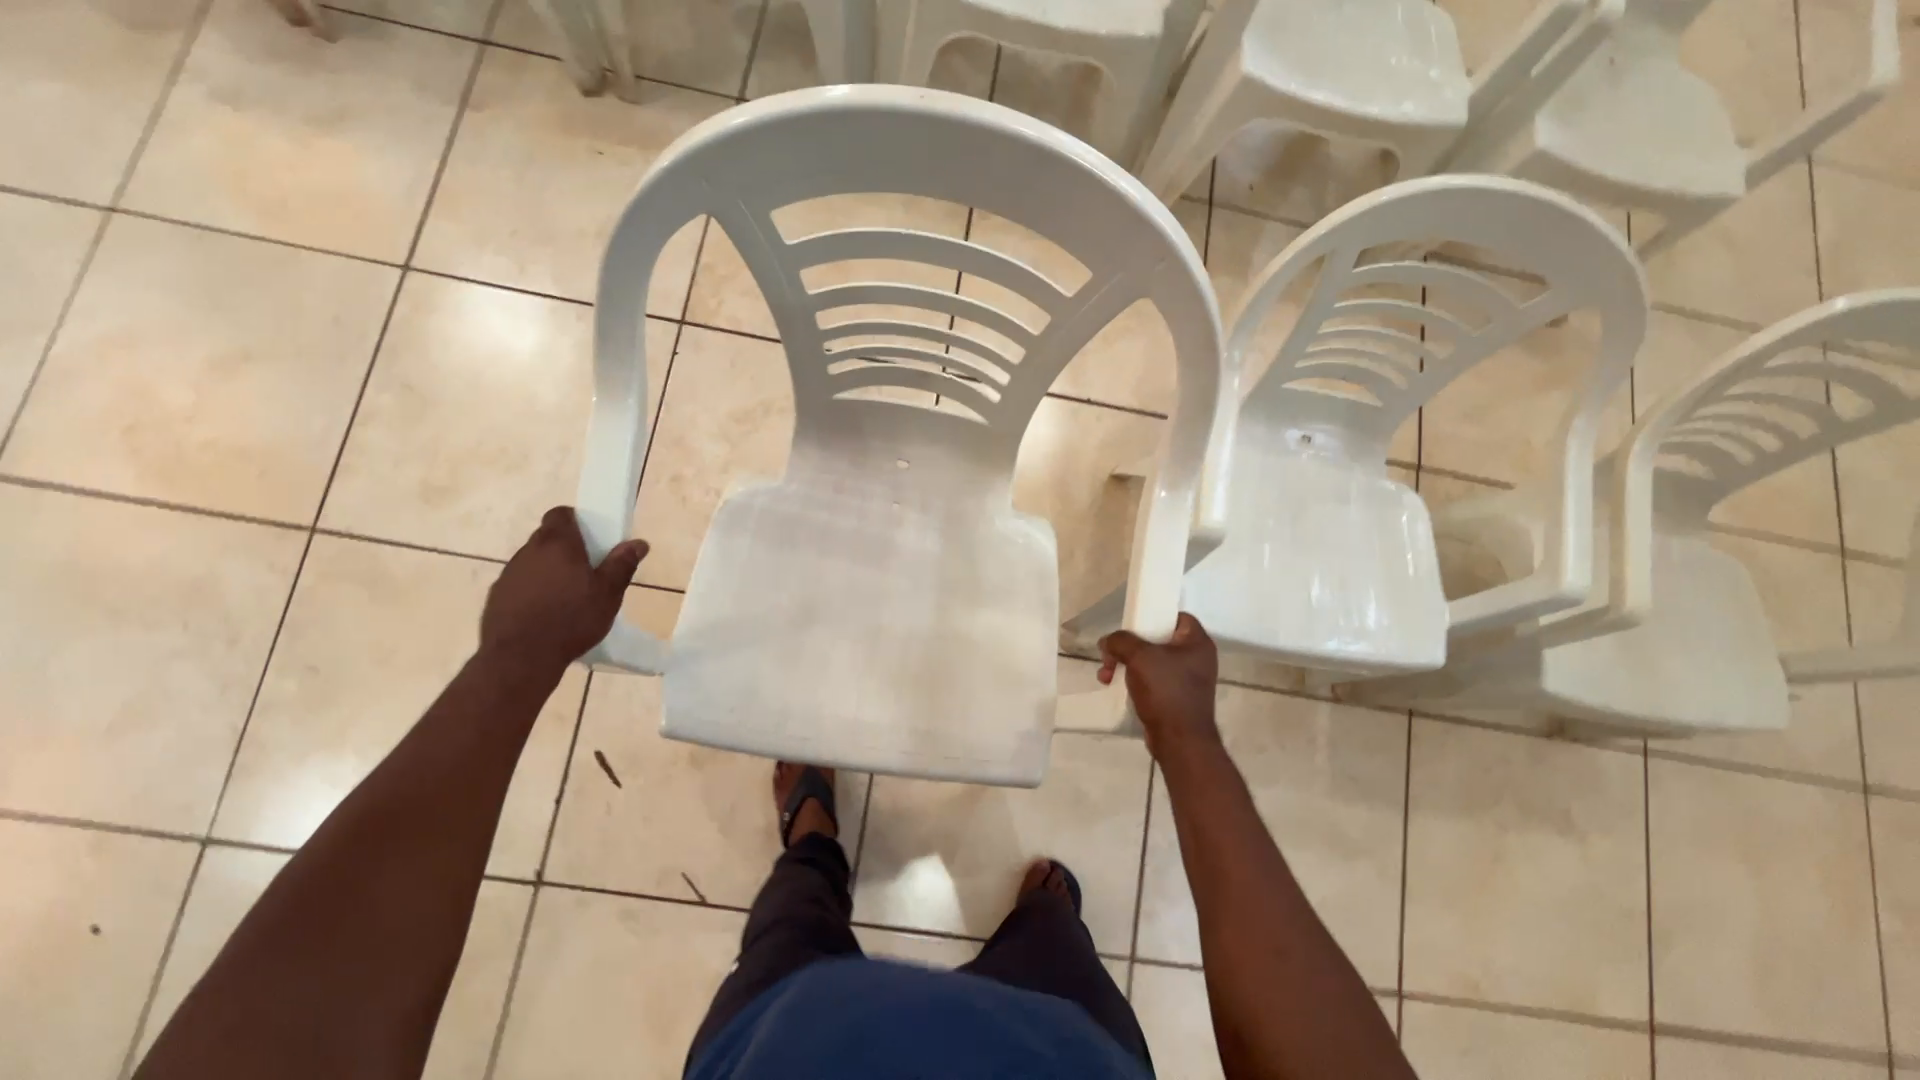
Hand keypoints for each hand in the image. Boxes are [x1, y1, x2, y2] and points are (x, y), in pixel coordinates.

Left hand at [481, 507, 647, 673]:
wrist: (521, 657)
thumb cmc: (571, 620)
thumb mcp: (608, 594)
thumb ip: (622, 565)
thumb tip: (639, 543)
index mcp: (557, 544)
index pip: (561, 514)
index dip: (576, 521)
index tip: (591, 539)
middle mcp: (528, 551)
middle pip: (547, 538)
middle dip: (566, 549)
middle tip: (587, 572)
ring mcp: (508, 574)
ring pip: (533, 562)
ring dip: (549, 571)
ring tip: (567, 598)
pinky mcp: (497, 596)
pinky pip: (520, 584)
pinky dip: (534, 592)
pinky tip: (547, 615)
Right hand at [1098, 613, 1221, 762]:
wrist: (1179, 740)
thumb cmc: (1166, 692)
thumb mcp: (1140, 657)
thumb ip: (1121, 641)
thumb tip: (1107, 642)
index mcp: (1197, 642)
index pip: (1176, 616)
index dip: (1153, 615)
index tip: (1132, 624)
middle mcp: (1196, 658)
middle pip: (1158, 639)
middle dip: (1129, 646)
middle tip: (1111, 654)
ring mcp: (1187, 680)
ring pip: (1151, 661)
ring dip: (1126, 664)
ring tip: (1106, 675)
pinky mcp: (1176, 698)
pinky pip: (1152, 680)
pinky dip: (1134, 681)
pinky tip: (1116, 687)